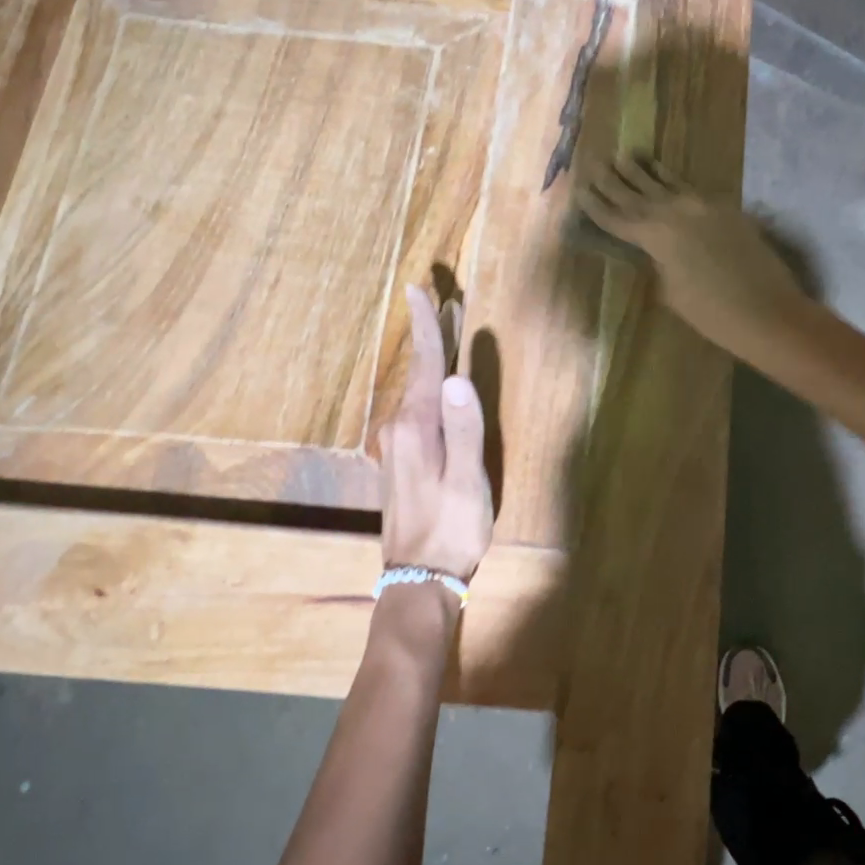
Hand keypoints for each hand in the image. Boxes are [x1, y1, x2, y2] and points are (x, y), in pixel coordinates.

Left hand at [377, 285, 492, 580]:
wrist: (419, 576)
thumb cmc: (452, 527)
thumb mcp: (468, 479)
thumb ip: (464, 428)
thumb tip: (456, 377)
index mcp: (416, 428)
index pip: (422, 365)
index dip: (426, 326)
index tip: (419, 288)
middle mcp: (399, 429)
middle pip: (415, 371)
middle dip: (428, 334)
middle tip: (436, 297)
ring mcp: (396, 446)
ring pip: (414, 391)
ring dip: (428, 360)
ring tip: (443, 332)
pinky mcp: (401, 461)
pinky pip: (415, 409)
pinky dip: (427, 386)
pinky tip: (437, 387)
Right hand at [575, 156, 809, 354]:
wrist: (766, 310)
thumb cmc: (712, 313)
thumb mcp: (672, 292)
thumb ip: (658, 264)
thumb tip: (655, 251)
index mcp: (654, 236)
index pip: (617, 218)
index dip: (597, 205)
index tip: (579, 188)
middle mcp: (674, 212)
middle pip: (637, 193)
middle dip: (613, 180)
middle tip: (595, 161)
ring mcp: (702, 206)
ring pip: (664, 183)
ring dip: (642, 171)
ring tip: (624, 156)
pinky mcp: (725, 208)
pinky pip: (690, 188)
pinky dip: (672, 179)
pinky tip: (663, 172)